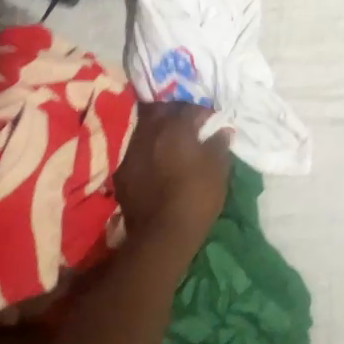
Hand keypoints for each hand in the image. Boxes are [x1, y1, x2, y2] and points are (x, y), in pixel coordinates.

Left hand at [114, 102, 231, 248]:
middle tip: (187, 126)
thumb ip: (219, 144)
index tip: (211, 123)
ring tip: (169, 142)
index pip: (191, 108)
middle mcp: (151, 132)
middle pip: (162, 110)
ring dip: (158, 130)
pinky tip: (154, 162)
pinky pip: (135, 150)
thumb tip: (222, 130)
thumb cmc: (196, 198)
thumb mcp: (218, 170)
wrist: (161, 236)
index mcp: (176, 127)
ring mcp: (133, 151)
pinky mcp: (122, 172)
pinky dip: (146, 151)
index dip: (203, 113)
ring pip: (145, 128)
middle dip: (175, 114)